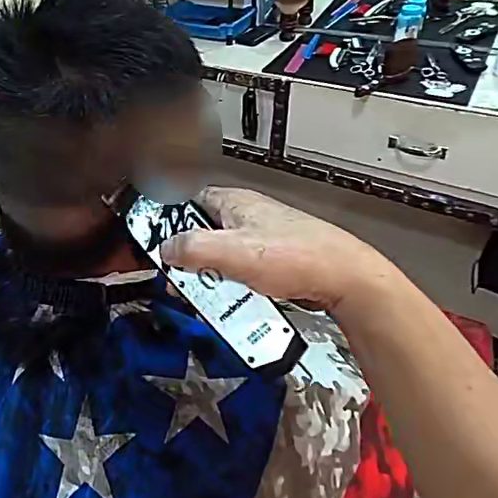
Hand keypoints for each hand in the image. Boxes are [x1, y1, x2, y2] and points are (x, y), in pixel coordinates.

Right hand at [162, 187, 400, 312]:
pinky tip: (237, 297)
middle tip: (181, 278)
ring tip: (208, 293)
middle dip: (189, 256)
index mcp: (235, 202)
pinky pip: (243, 270)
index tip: (152, 242)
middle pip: (203, 231)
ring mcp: (263, 237)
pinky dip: (234, 284)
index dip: (167, 219)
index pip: (187, 200)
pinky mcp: (276, 260)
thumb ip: (193, 248)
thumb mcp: (233, 252)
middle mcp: (248, 214)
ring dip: (212, 274)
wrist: (345, 278)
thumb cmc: (298, 257)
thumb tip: (166, 249)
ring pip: (223, 254)